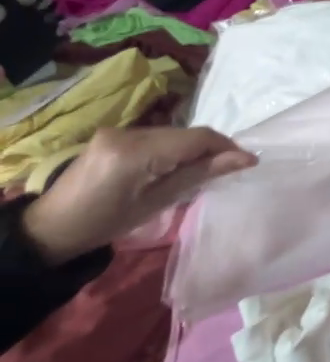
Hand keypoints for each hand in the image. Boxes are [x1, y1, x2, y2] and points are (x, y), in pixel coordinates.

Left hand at [22, 126, 255, 264]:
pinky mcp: (111, 136)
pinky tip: (171, 167)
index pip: (197, 138)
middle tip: (223, 170)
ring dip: (191, 149)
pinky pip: (156, 136)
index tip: (246, 163)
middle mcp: (126, 134)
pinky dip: (172, 148)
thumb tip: (247, 158)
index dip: (227, 147)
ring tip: (197, 171)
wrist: (49, 228)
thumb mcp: (158, 201)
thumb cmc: (105, 222)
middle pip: (185, 134)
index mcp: (136, 152)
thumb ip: (201, 174)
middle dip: (209, 149)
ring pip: (173, 134)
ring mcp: (116, 133)